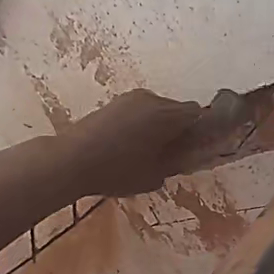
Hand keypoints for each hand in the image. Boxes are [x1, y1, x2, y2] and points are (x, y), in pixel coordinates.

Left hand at [61, 90, 204, 196]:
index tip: (196, 147)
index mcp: (168, 114)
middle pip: (177, 109)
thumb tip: (186, 155)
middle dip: (179, 128)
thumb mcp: (156, 174)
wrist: (71, 160)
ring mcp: (129, 98)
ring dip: (159, 125)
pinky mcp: (113, 103)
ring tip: (149, 151)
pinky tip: (131, 145)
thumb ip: (176, 161)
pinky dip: (142, 124)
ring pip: (157, 110)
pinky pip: (139, 111)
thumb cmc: (119, 170)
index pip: (199, 113)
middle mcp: (152, 99)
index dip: (202, 130)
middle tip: (173, 153)